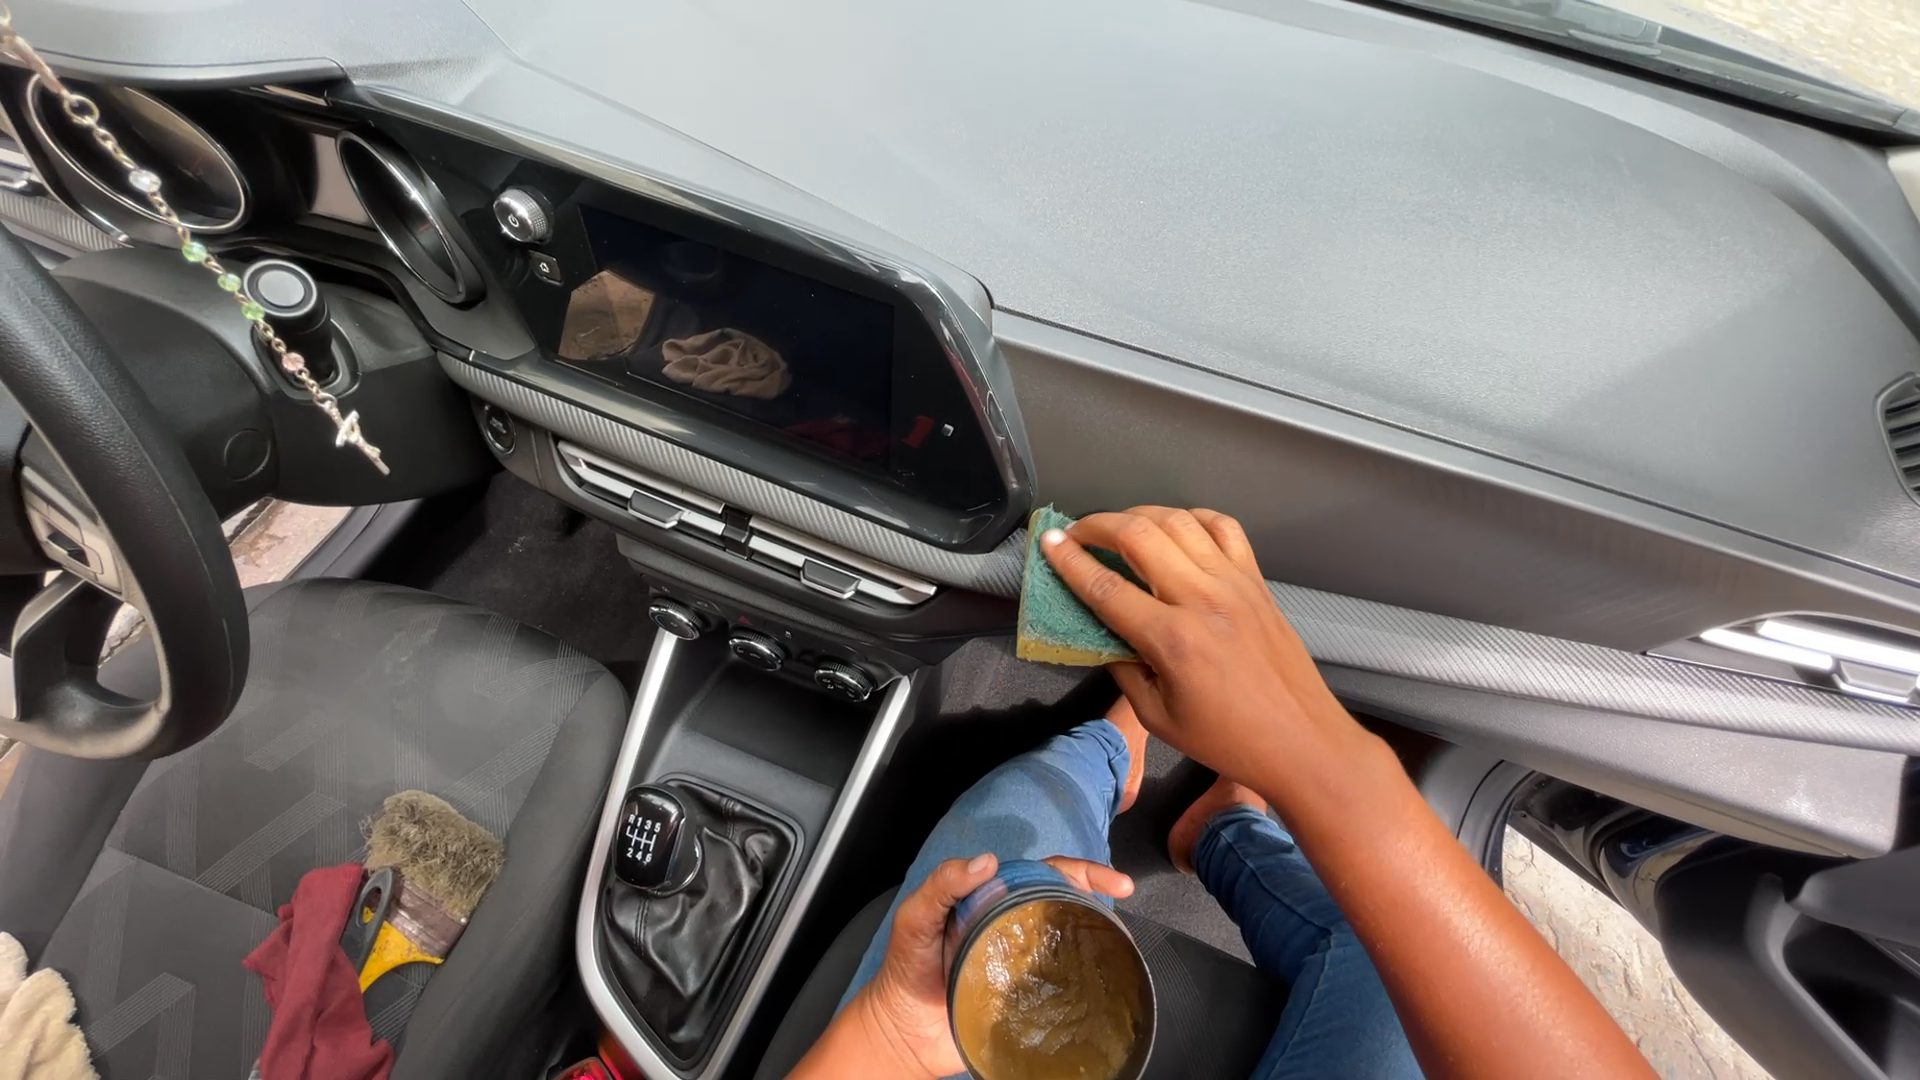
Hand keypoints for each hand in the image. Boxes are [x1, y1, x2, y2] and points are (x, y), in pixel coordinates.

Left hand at [839, 854, 1132, 1078]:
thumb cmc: (906, 966)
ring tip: (1118, 929)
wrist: (902, 1032)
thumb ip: (943, 884)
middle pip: (1061, 898)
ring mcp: (1022, 962)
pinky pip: (1058, 983)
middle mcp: (1012, 925)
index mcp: (993, 899)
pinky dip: (1081, 975)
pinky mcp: (1025, 999)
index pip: (1040, 873)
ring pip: (1065, 936)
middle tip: (1121, 890)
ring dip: (1093, 926)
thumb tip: (989, 861)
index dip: (1074, 868)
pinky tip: (1100, 975)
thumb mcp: (916, 915)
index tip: (1105, 877)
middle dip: (1094, 888)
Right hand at [1040, 507, 1381, 802]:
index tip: (1047, 542)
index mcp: (1173, 639)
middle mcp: (1202, 599)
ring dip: (1138, 514)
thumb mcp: (1157, 717)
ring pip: (1178, 521)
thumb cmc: (1227, 740)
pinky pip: (1223, 527)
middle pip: (1139, 536)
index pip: (1106, 587)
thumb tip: (1100, 631)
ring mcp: (1235, 583)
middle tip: (1075, 531)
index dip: (1069, 561)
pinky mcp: (1257, 580)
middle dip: (1097, 525)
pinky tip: (1174, 526)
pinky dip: (1191, 516)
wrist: (1304, 743)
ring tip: (1117, 525)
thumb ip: (1122, 666)